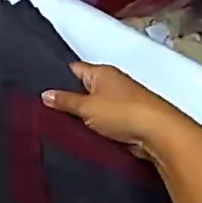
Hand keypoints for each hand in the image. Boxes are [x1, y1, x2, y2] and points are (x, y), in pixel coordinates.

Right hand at [41, 61, 201, 164]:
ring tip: (62, 123)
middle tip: (47, 110)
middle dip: (68, 99)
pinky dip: (94, 125)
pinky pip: (103, 119)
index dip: (57, 77)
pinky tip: (83, 133)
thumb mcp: (86, 107)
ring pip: (92, 105)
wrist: (159, 133)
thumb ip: (64, 101)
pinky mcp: (126, 118)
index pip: (73, 69)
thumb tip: (46, 94)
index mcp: (101, 72)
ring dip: (82, 115)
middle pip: (82, 87)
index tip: (42, 89)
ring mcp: (120, 100)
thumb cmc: (124, 113)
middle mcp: (111, 82)